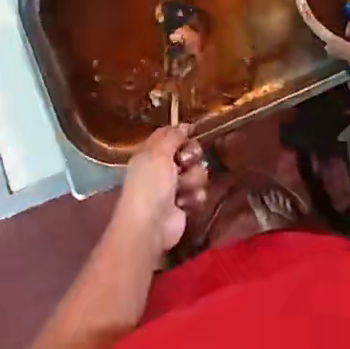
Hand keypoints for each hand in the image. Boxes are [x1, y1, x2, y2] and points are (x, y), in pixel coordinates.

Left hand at [110, 126, 210, 253]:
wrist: (150, 225)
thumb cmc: (150, 184)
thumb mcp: (158, 153)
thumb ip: (172, 136)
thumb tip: (183, 124)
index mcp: (150, 152)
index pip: (168, 135)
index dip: (181, 132)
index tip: (193, 131)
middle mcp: (162, 167)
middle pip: (187, 152)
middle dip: (191, 157)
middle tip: (185, 163)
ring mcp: (174, 187)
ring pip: (197, 173)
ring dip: (193, 180)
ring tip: (183, 189)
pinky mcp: (184, 204)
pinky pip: (199, 193)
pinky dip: (193, 198)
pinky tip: (184, 203)